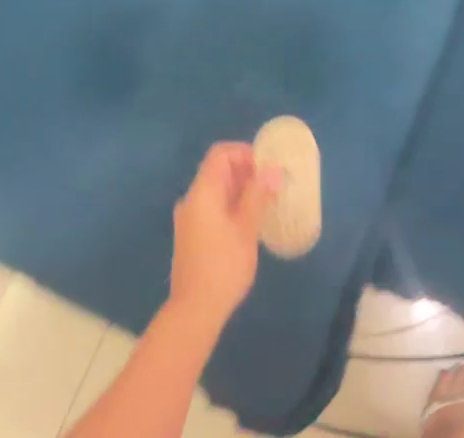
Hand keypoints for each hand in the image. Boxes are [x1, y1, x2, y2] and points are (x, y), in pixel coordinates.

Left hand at [168, 142, 283, 326]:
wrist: (194, 309)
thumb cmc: (224, 266)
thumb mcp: (246, 229)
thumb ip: (258, 196)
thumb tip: (273, 170)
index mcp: (202, 192)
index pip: (220, 154)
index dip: (245, 153)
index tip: (268, 166)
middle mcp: (191, 199)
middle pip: (217, 171)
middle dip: (246, 172)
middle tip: (273, 184)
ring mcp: (189, 218)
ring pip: (215, 191)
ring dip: (240, 189)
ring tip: (266, 202)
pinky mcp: (192, 234)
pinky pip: (212, 207)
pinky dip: (231, 205)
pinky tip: (250, 221)